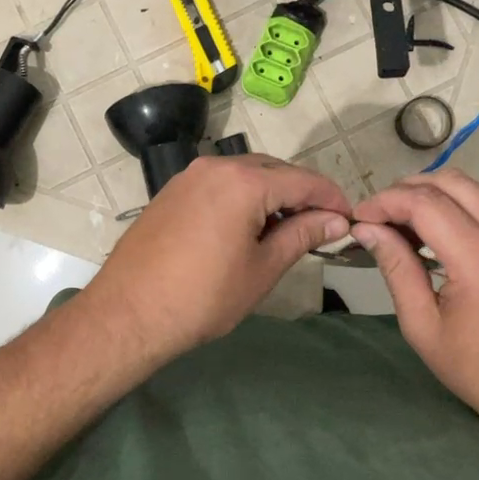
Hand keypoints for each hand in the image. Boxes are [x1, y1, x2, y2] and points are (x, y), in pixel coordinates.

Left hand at [80, 155, 351, 355]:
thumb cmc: (203, 296)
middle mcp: (215, 167)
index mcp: (244, 181)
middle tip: (322, 227)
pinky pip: (219, 184)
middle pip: (273, 171)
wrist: (129, 312)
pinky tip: (247, 228)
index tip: (350, 220)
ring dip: (271, 195)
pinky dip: (241, 198)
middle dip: (301, 194)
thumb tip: (336, 220)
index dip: (331, 199)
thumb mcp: (262, 269)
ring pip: (244, 175)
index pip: (303, 181)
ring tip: (287, 230)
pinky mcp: (171, 191)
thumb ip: (301, 235)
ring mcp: (189, 176)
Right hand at [351, 169, 478, 447]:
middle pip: (450, 182)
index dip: (385, 202)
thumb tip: (368, 231)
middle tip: (378, 215)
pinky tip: (432, 236)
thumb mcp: (423, 327)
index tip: (359, 219)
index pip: (424, 204)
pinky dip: (454, 209)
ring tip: (400, 223)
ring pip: (471, 190)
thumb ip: (396, 269)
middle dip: (406, 189)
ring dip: (431, 195)